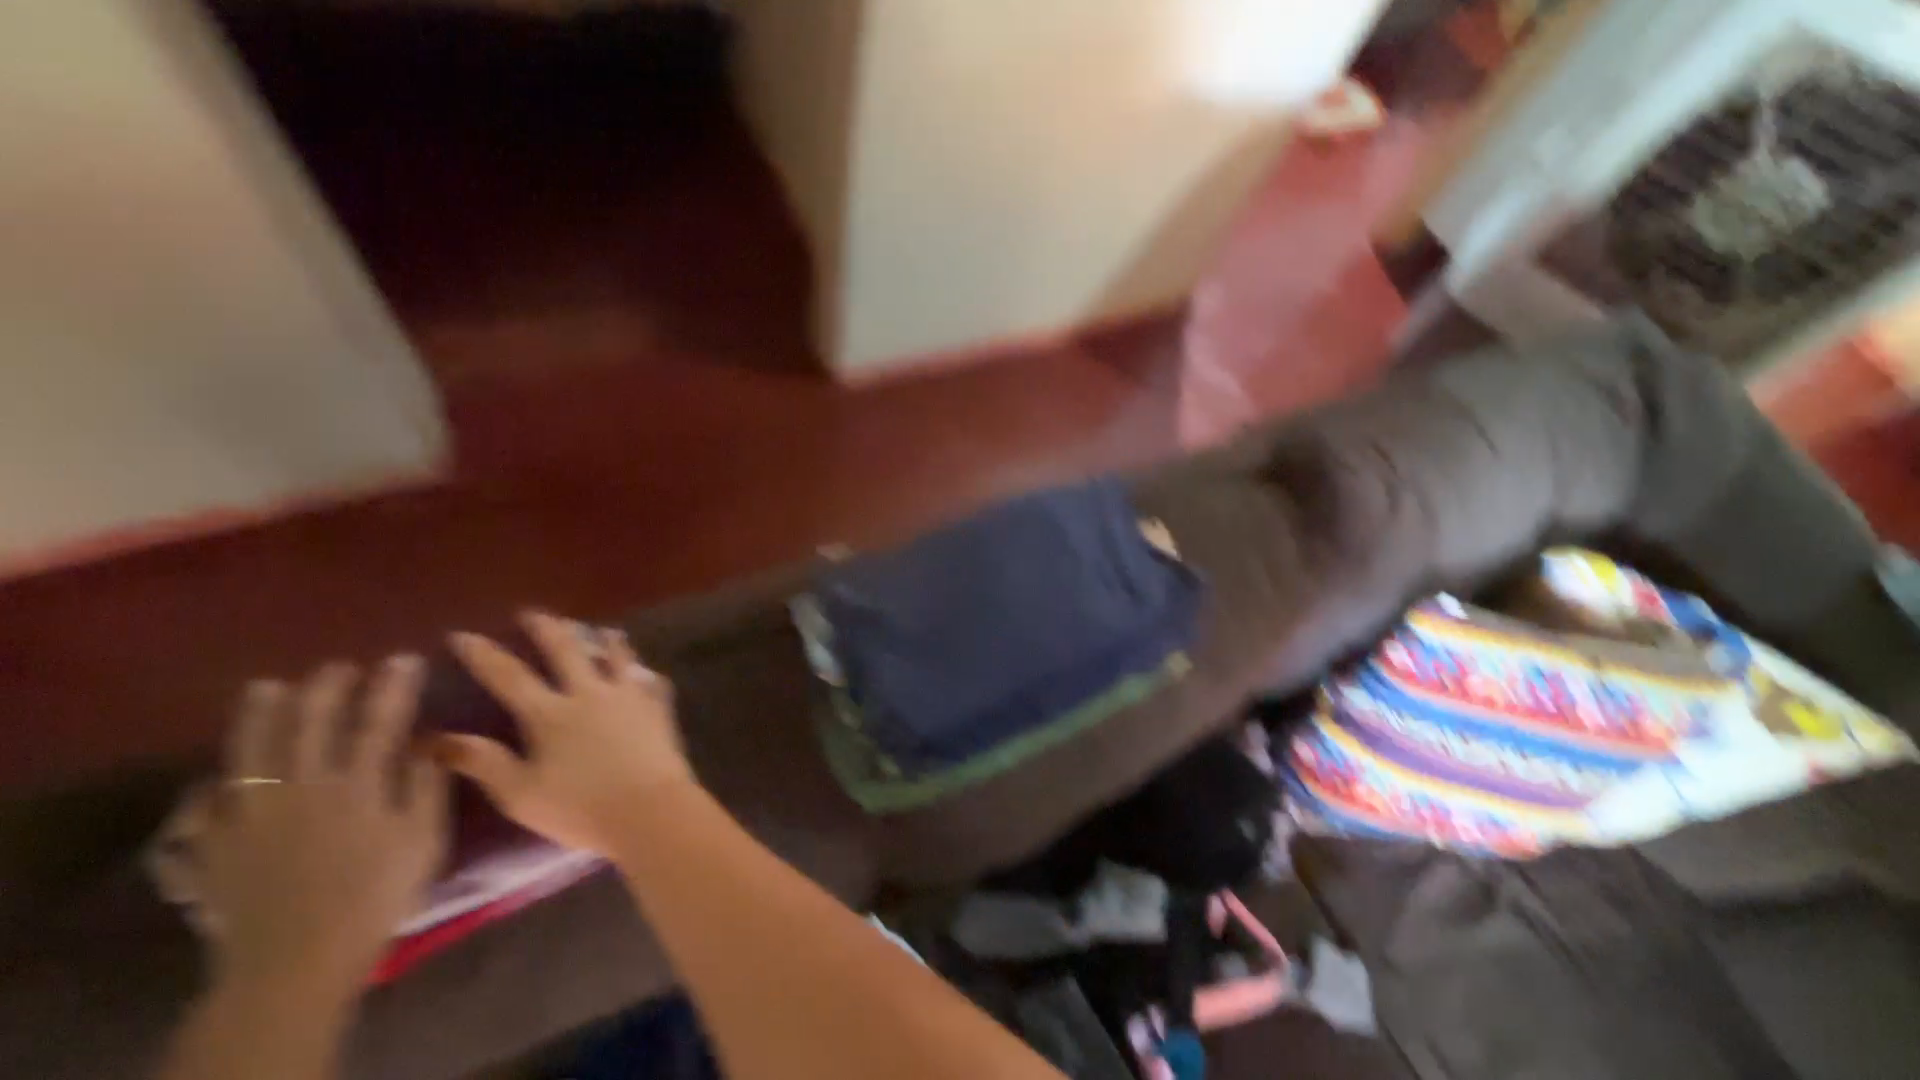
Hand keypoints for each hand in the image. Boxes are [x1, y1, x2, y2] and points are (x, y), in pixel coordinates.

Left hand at [153, 657, 447, 996]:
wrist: (294, 963)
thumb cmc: (374, 900)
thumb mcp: (422, 844)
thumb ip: (426, 789)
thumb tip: (428, 744)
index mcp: (356, 786)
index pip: (378, 721)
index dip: (393, 686)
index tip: (405, 658)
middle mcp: (300, 786)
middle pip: (311, 722)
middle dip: (327, 687)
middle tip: (339, 668)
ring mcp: (248, 812)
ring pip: (251, 749)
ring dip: (261, 713)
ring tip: (268, 688)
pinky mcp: (213, 844)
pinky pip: (201, 805)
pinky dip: (208, 788)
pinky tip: (216, 780)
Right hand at [435, 611, 691, 854]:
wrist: (651, 810)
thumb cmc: (581, 808)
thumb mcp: (520, 793)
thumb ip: (483, 762)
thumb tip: (435, 738)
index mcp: (550, 714)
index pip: (509, 676)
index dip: (483, 654)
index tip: (462, 634)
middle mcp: (590, 694)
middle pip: (566, 651)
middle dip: (546, 628)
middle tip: (533, 612)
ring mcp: (629, 699)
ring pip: (617, 659)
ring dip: (606, 641)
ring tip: (604, 631)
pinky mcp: (658, 711)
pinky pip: (652, 684)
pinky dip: (646, 675)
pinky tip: (648, 673)